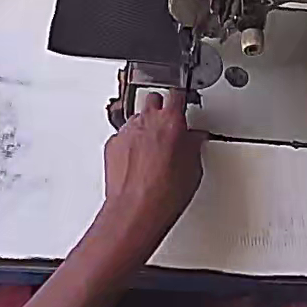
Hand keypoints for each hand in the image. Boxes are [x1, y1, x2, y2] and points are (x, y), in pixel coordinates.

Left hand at [99, 89, 205, 250]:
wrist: (135, 211)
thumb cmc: (164, 194)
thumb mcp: (193, 169)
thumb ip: (193, 145)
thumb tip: (193, 142)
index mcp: (171, 121)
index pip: (177, 95)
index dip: (181, 99)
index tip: (183, 103)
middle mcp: (147, 121)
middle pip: (153, 99)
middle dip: (161, 108)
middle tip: (168, 123)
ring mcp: (127, 131)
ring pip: (137, 117)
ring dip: (145, 126)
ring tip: (152, 146)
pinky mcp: (113, 144)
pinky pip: (123, 135)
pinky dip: (130, 142)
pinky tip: (138, 159)